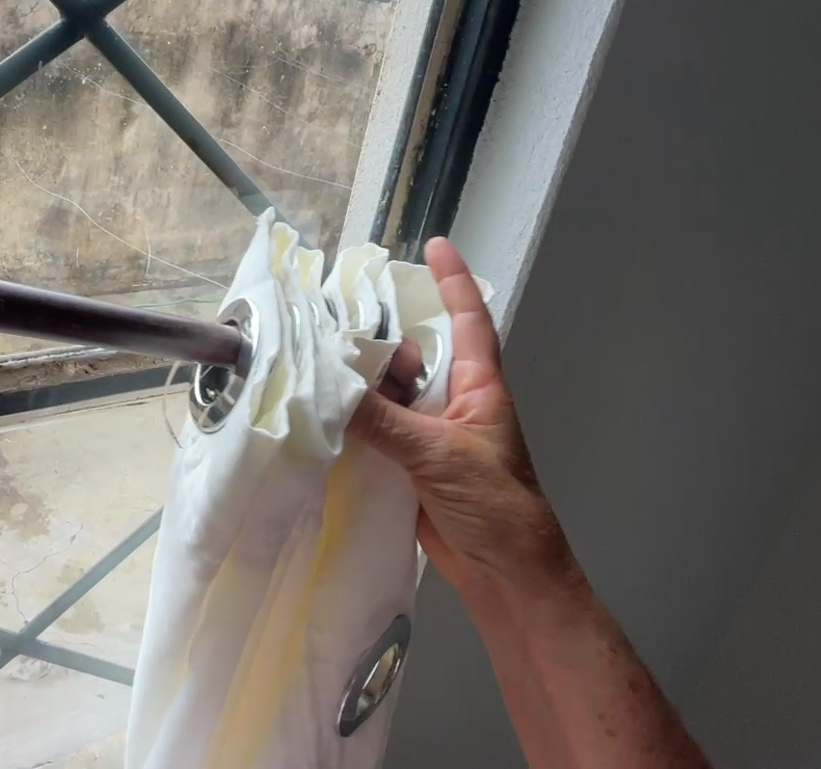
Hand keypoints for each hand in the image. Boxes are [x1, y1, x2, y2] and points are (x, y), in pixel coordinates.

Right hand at [351, 237, 575, 601]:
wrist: (505, 577)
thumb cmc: (495, 504)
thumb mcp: (438, 454)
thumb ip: (382, 420)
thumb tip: (327, 387)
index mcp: (478, 387)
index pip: (468, 321)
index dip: (454, 281)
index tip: (436, 244)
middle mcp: (451, 401)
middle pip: (412, 354)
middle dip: (379, 336)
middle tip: (332, 316)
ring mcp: (427, 433)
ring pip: (388, 391)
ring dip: (359, 382)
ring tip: (315, 363)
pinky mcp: (407, 462)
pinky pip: (375, 427)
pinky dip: (351, 418)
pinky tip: (321, 409)